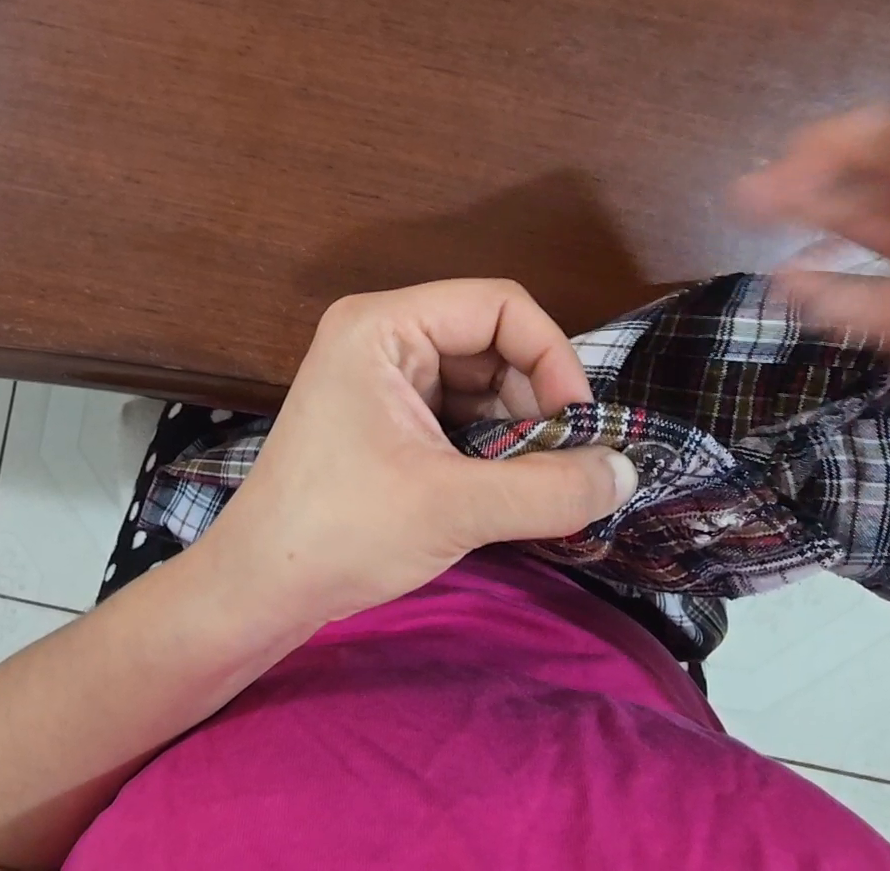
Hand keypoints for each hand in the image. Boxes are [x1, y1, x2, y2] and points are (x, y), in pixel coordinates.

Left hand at [194, 279, 637, 625]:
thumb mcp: (455, 507)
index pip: (498, 305)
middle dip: (533, 400)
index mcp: (382, 326)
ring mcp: (376, 376)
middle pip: (490, 340)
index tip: (579, 427)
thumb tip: (628, 473)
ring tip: (528, 484)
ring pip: (477, 380)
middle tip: (558, 465)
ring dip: (514, 428)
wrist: (261, 584)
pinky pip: (454, 410)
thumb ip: (552, 488)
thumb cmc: (342, 531)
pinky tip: (499, 487)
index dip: (552, 357)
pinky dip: (487, 444)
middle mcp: (378, 336)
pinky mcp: (380, 416)